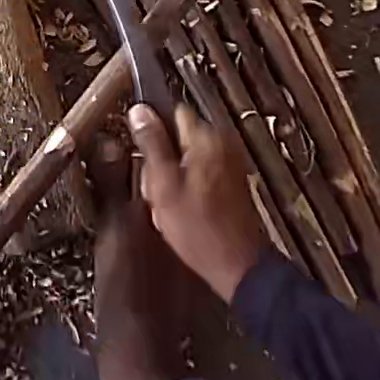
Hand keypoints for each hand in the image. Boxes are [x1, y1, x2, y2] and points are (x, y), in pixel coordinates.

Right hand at [128, 102, 264, 301]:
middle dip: (162, 156)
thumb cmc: (200, 229)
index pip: (171, 111)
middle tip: (155, 185)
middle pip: (178, 134)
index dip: (153, 129)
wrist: (239, 269)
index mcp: (205, 139)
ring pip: (186, 155)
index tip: (143, 150)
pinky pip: (199, 171)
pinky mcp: (232, 182)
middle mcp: (222, 144)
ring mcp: (230, 163)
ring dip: (173, 173)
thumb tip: (139, 110)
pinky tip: (182, 208)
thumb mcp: (164, 184)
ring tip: (168, 201)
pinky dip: (188, 185)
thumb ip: (151, 143)